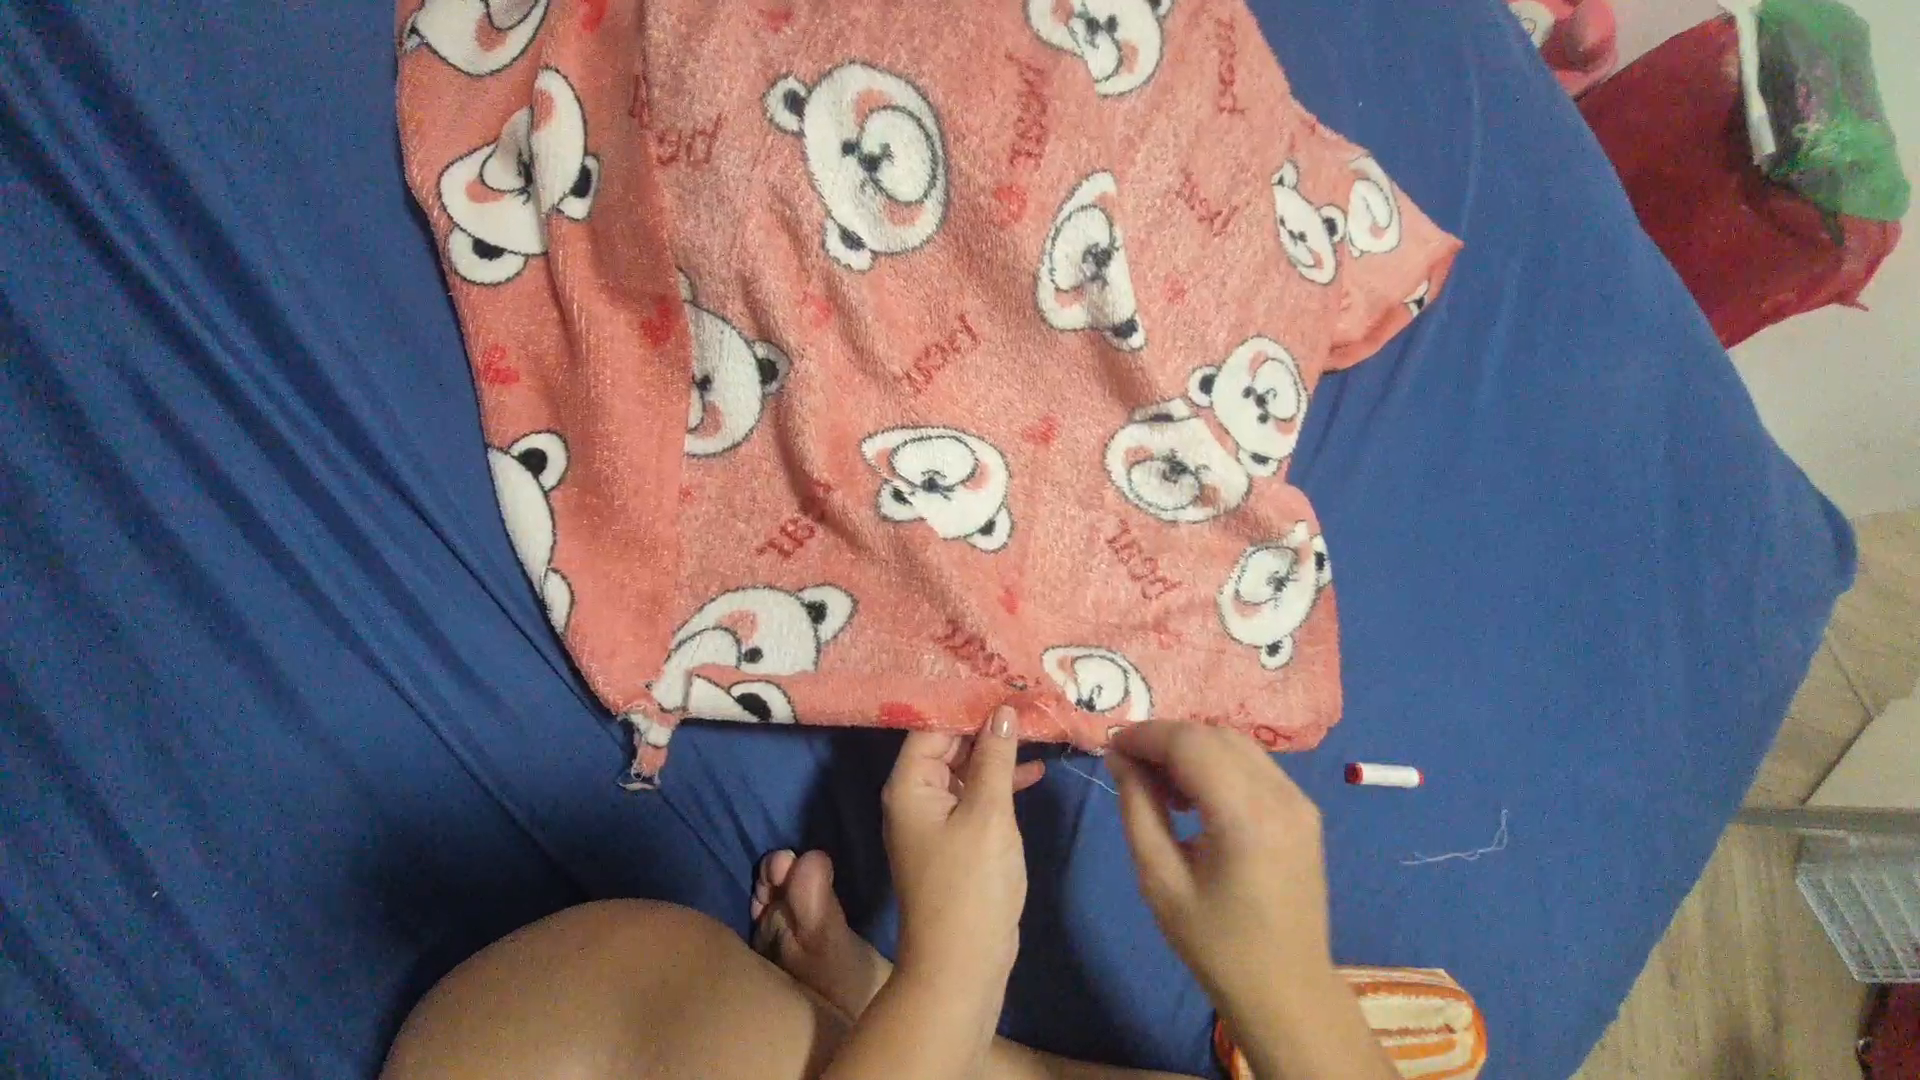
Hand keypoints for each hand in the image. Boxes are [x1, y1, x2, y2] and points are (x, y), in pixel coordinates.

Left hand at [881, 706, 1044, 1011]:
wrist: (962, 964)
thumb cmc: (970, 884)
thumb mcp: (987, 813)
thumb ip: (994, 758)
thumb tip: (1001, 710)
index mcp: (909, 784)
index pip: (933, 725)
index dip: (967, 702)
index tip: (1003, 681)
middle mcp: (915, 795)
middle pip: (948, 744)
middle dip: (985, 724)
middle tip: (1026, 697)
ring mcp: (934, 818)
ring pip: (965, 769)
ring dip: (996, 753)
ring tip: (1036, 727)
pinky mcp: (954, 838)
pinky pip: (974, 795)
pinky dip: (999, 783)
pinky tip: (1033, 771)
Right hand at [1105, 723, 1331, 1022]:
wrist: (1287, 990)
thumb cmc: (1215, 943)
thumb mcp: (1159, 879)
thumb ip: (1137, 808)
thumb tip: (1119, 758)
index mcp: (1244, 816)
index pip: (1189, 743)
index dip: (1146, 736)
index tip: (1112, 747)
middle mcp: (1279, 795)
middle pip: (1212, 735)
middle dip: (1165, 739)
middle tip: (1131, 768)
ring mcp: (1298, 800)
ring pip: (1234, 742)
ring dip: (1191, 748)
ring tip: (1162, 786)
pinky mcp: (1304, 809)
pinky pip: (1253, 763)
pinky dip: (1217, 763)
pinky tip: (1196, 796)